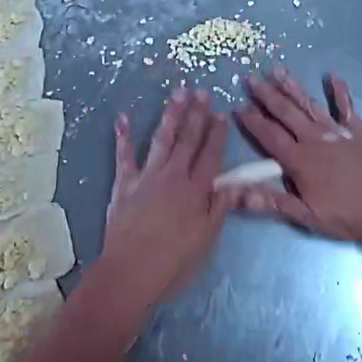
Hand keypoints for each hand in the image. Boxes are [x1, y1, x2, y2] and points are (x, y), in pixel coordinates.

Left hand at [100, 88, 228, 304]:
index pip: (211, 155)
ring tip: (178, 94)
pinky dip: (123, 135)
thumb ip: (221, 207)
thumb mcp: (206, 238)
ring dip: (171, 115)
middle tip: (201, 91)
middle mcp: (173, 175)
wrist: (131, 270)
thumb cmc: (174, 261)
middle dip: (196, 114)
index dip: (217, 135)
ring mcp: (147, 175)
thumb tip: (239, 184)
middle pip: (188, 140)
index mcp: (196, 190)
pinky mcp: (124, 182)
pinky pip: (124, 154)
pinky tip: (122, 116)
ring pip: (162, 139)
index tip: (220, 114)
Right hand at [227, 68, 361, 245]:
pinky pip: (346, 107)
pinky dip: (340, 91)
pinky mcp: (356, 130)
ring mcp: (336, 131)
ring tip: (277, 69)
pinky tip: (334, 76)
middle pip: (285, 112)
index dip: (251, 121)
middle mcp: (314, 139)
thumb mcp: (307, 216)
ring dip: (292, 87)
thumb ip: (272, 201)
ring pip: (308, 105)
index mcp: (299, 160)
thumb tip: (237, 193)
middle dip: (266, 94)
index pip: (269, 135)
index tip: (237, 107)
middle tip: (250, 77)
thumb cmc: (347, 216)